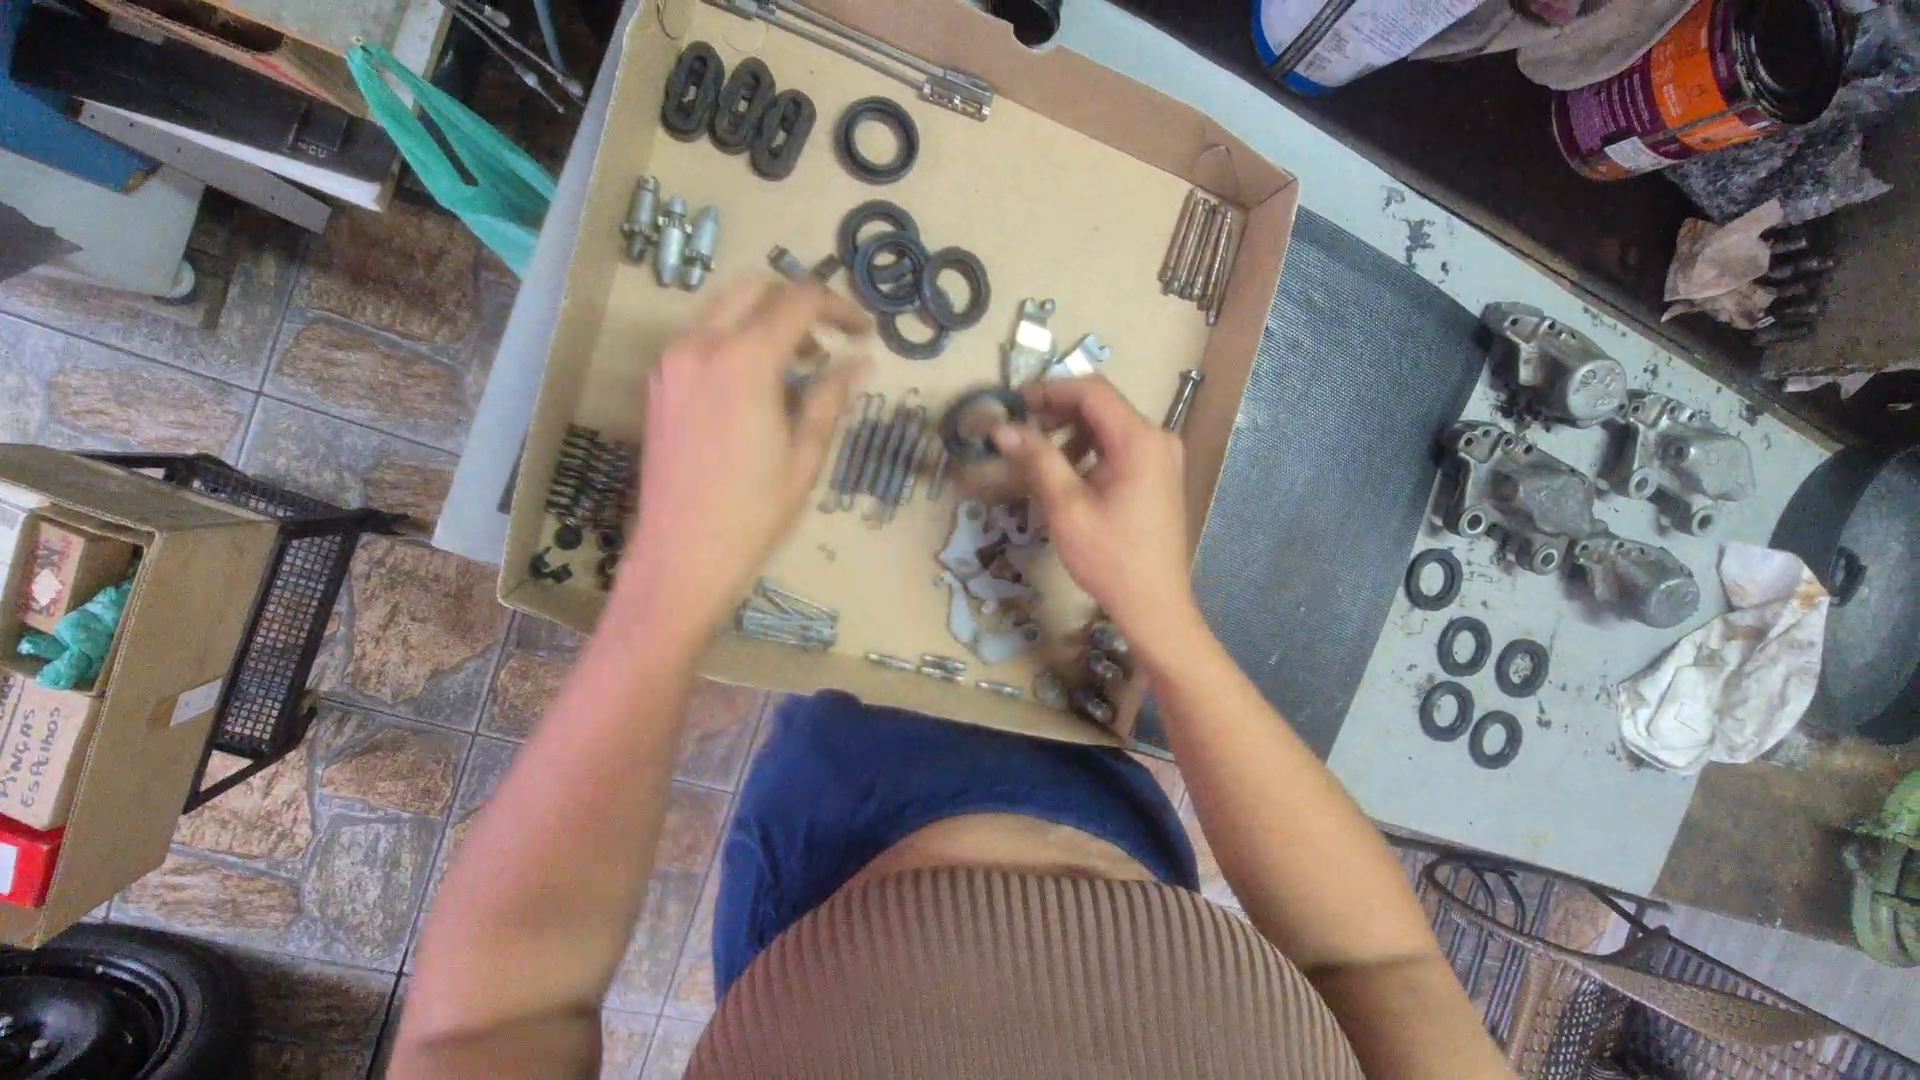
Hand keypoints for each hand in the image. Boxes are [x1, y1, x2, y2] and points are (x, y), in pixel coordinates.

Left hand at [618, 279, 869, 632]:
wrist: (682, 557)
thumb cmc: (753, 514)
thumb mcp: (805, 456)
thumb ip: (831, 396)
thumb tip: (860, 360)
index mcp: (743, 360)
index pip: (798, 301)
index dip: (840, 308)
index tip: (865, 332)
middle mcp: (700, 345)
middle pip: (757, 289)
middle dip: (799, 303)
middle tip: (831, 342)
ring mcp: (672, 362)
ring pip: (724, 308)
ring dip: (766, 319)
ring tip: (800, 366)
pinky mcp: (659, 383)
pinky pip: (702, 337)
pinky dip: (736, 339)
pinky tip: (758, 384)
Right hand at [991, 376, 1203, 658]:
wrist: (1154, 603)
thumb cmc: (1111, 558)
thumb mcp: (1067, 507)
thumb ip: (1037, 460)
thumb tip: (1003, 429)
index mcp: (1140, 440)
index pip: (1092, 392)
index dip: (1050, 390)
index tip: (1014, 404)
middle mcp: (1157, 439)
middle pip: (1101, 407)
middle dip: (1057, 412)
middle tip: (1020, 430)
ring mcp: (1161, 458)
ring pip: (1108, 427)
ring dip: (1070, 433)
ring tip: (1037, 456)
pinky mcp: (1157, 476)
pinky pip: (1118, 448)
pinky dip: (1089, 452)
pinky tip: (1065, 475)